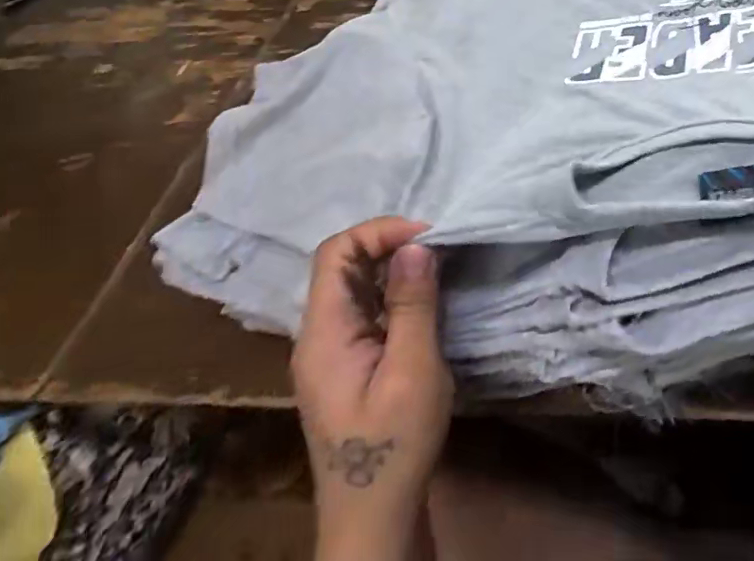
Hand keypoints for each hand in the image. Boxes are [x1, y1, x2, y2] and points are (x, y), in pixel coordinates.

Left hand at [293, 217, 453, 560]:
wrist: (373, 521)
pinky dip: (391, 297)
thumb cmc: (394, 446)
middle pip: (342, 267)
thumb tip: (416, 246)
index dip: (378, 232)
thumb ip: (412, 305)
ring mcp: (330, 354)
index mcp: (322, 332)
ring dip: (391, 271)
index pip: (334, 253)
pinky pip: (363, 314)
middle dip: (387, 247)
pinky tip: (421, 306)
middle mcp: (317, 336)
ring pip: (353, 290)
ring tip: (434, 270)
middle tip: (436, 250)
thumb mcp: (412, 371)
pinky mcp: (346, 369)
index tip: (425, 236)